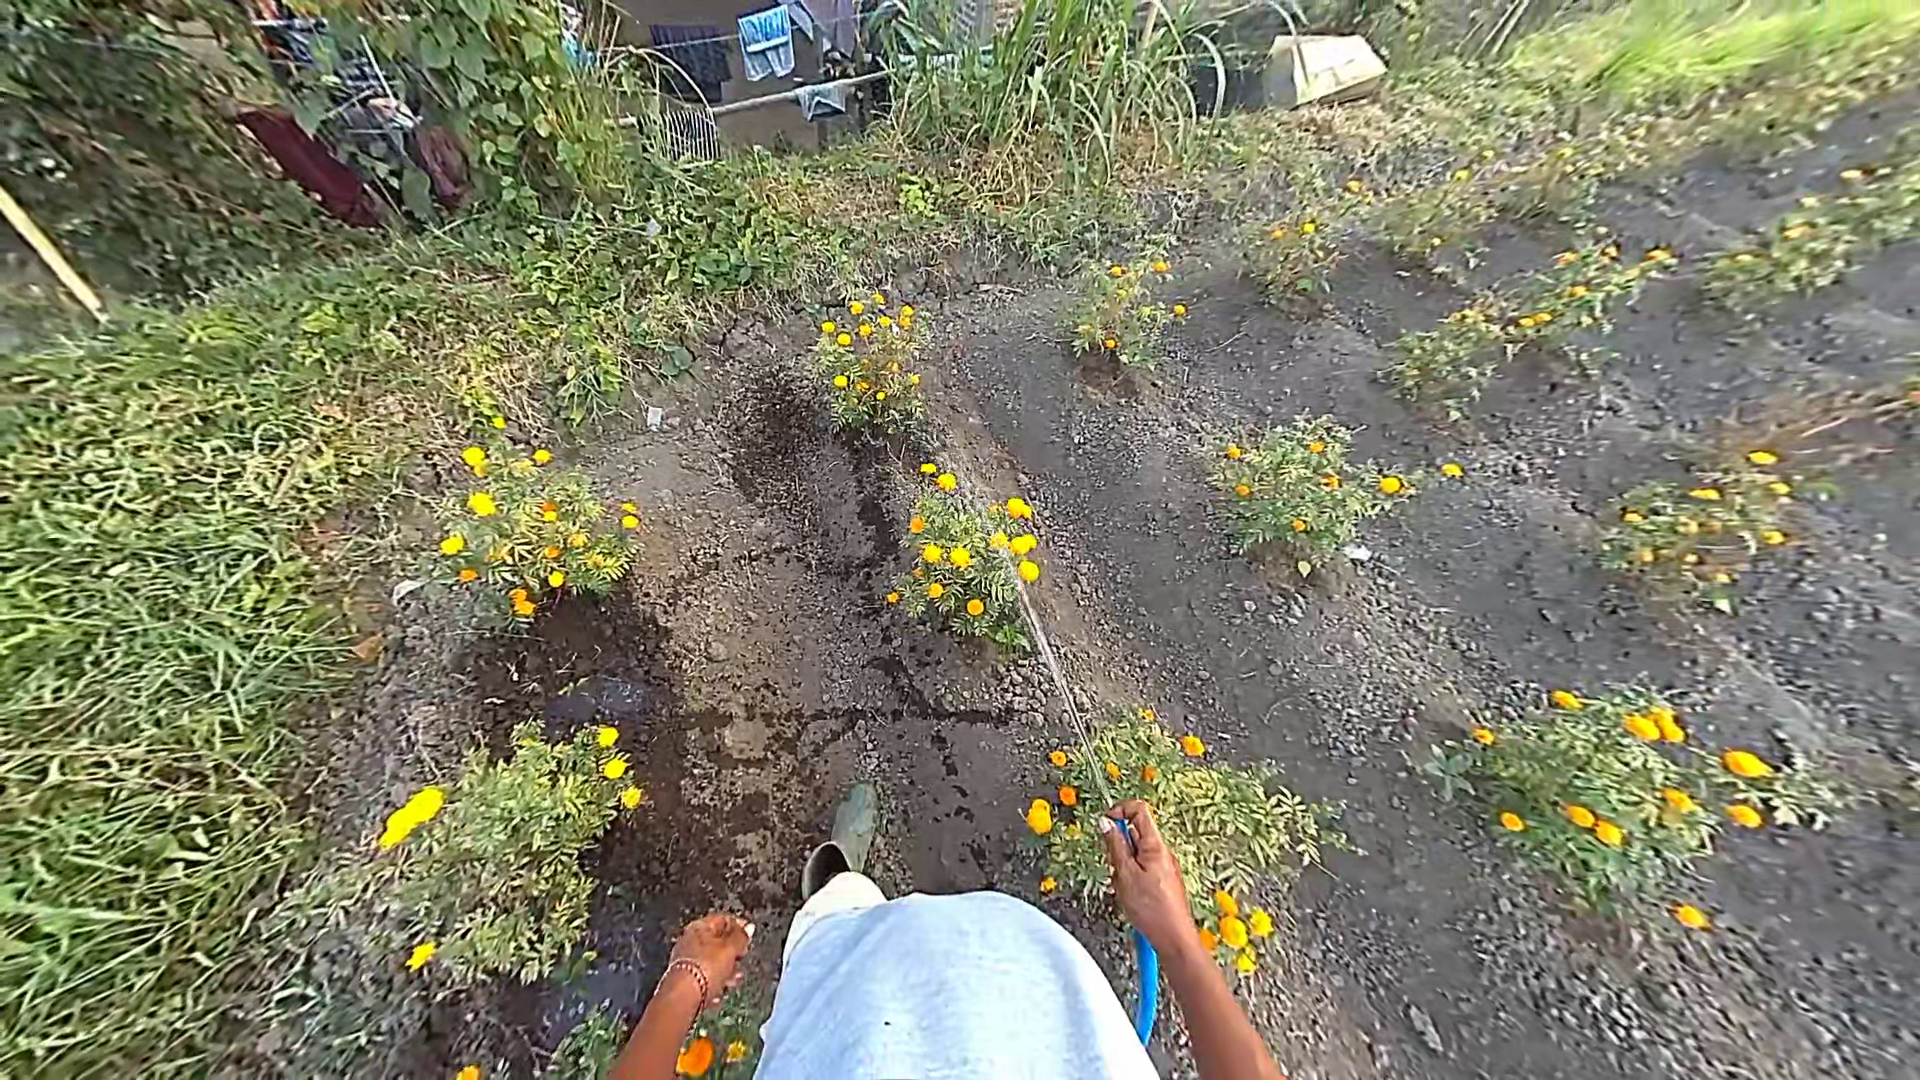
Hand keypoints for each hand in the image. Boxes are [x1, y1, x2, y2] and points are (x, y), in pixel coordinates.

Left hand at [667, 913, 752, 1008]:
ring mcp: (684, 964)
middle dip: (732, 953)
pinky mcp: (682, 985)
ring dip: (724, 972)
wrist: (682, 1001)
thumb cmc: (705, 968)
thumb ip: (742, 937)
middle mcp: (688, 942)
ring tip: (734, 981)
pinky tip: (719, 993)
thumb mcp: (731, 948)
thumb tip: (749, 928)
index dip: (739, 927)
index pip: (723, 919)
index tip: (748, 936)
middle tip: (741, 959)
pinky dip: (712, 985)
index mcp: (699, 926)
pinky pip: (702, 981)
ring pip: (710, 964)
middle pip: (716, 943)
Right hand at [1098, 800, 1197, 959]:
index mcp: (1154, 845)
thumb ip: (1115, 845)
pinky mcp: (1163, 880)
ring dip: (1124, 864)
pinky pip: (1142, 867)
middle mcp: (1162, 852)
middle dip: (1119, 845)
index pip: (1138, 809)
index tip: (1107, 823)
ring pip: (1136, 852)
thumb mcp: (1124, 874)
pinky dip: (1132, 876)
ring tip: (1124, 885)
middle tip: (1116, 865)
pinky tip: (1131, 894)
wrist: (1174, 940)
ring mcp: (1164, 866)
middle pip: (1135, 832)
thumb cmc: (1152, 910)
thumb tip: (1106, 822)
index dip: (1120, 810)